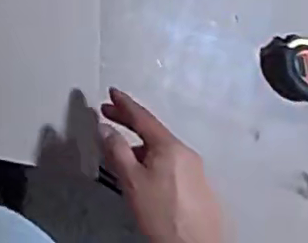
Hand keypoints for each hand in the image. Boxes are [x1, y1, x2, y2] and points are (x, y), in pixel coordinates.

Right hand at [100, 88, 226, 242]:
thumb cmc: (162, 214)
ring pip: (162, 150)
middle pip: (153, 132)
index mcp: (170, 146)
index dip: (124, 104)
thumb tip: (105, 128)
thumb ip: (116, 149)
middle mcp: (187, 154)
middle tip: (109, 114)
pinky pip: (173, 165)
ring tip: (123, 151)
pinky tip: (146, 173)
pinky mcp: (202, 192)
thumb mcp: (132, 180)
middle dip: (129, 122)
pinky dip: (155, 160)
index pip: (143, 117)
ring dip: (141, 145)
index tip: (112, 92)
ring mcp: (197, 173)